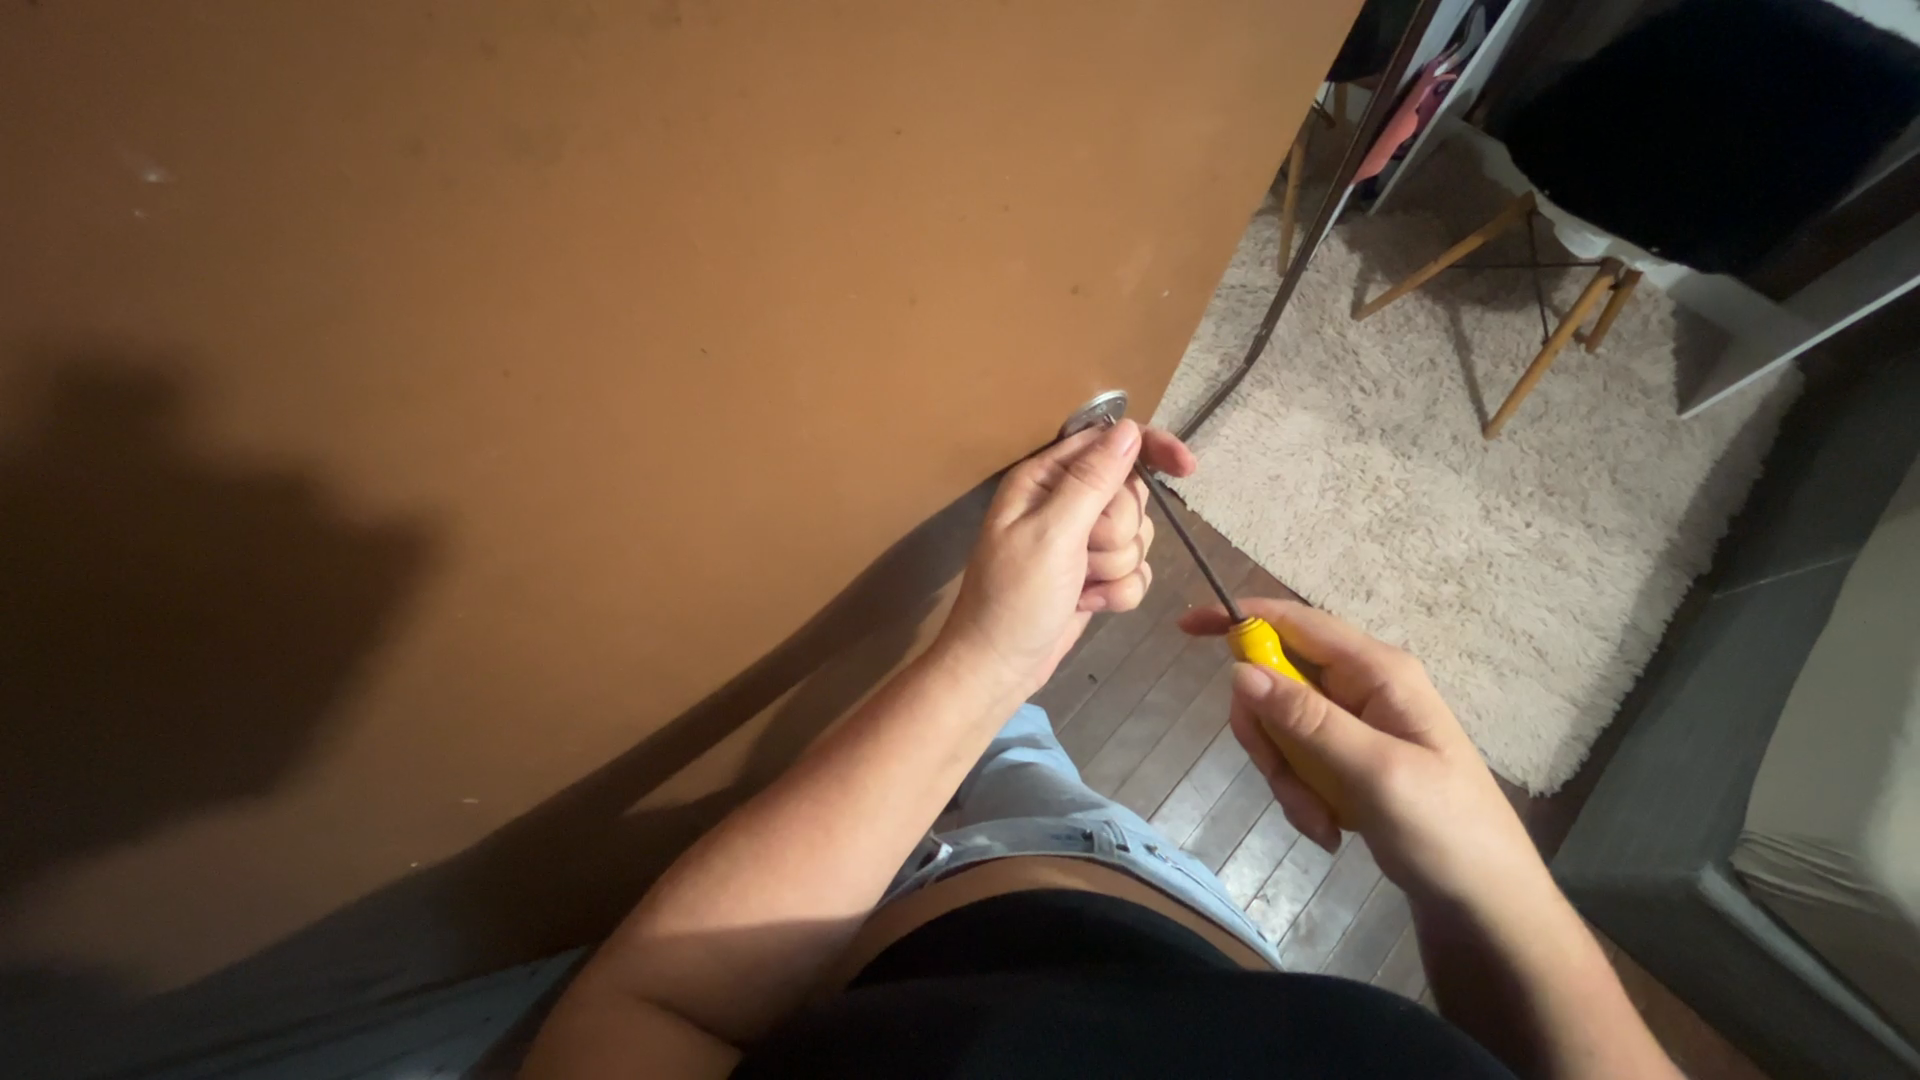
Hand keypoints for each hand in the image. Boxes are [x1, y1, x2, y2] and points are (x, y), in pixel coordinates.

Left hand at [938, 419, 1195, 697]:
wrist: (1000, 666)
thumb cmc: (1014, 597)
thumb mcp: (1051, 533)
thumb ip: (1092, 480)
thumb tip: (1130, 429)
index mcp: (1045, 480)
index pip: (1108, 443)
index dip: (1150, 449)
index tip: (1186, 467)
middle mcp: (1065, 503)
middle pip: (1131, 495)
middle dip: (1118, 532)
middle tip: (1083, 554)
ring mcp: (1082, 542)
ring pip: (1138, 537)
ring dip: (1115, 567)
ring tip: (1078, 584)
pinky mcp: (1095, 576)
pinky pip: (1136, 572)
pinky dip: (1118, 592)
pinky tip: (1087, 603)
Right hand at [1179, 599, 1547, 912]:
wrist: (1484, 903)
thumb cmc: (1447, 831)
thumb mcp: (1376, 772)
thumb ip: (1307, 719)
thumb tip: (1239, 670)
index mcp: (1378, 671)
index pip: (1294, 622)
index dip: (1238, 618)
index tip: (1187, 628)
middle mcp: (1361, 685)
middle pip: (1275, 679)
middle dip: (1266, 732)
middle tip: (1278, 775)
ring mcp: (1352, 722)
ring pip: (1278, 724)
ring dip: (1284, 773)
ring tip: (1319, 819)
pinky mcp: (1345, 755)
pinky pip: (1293, 757)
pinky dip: (1297, 792)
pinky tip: (1327, 826)